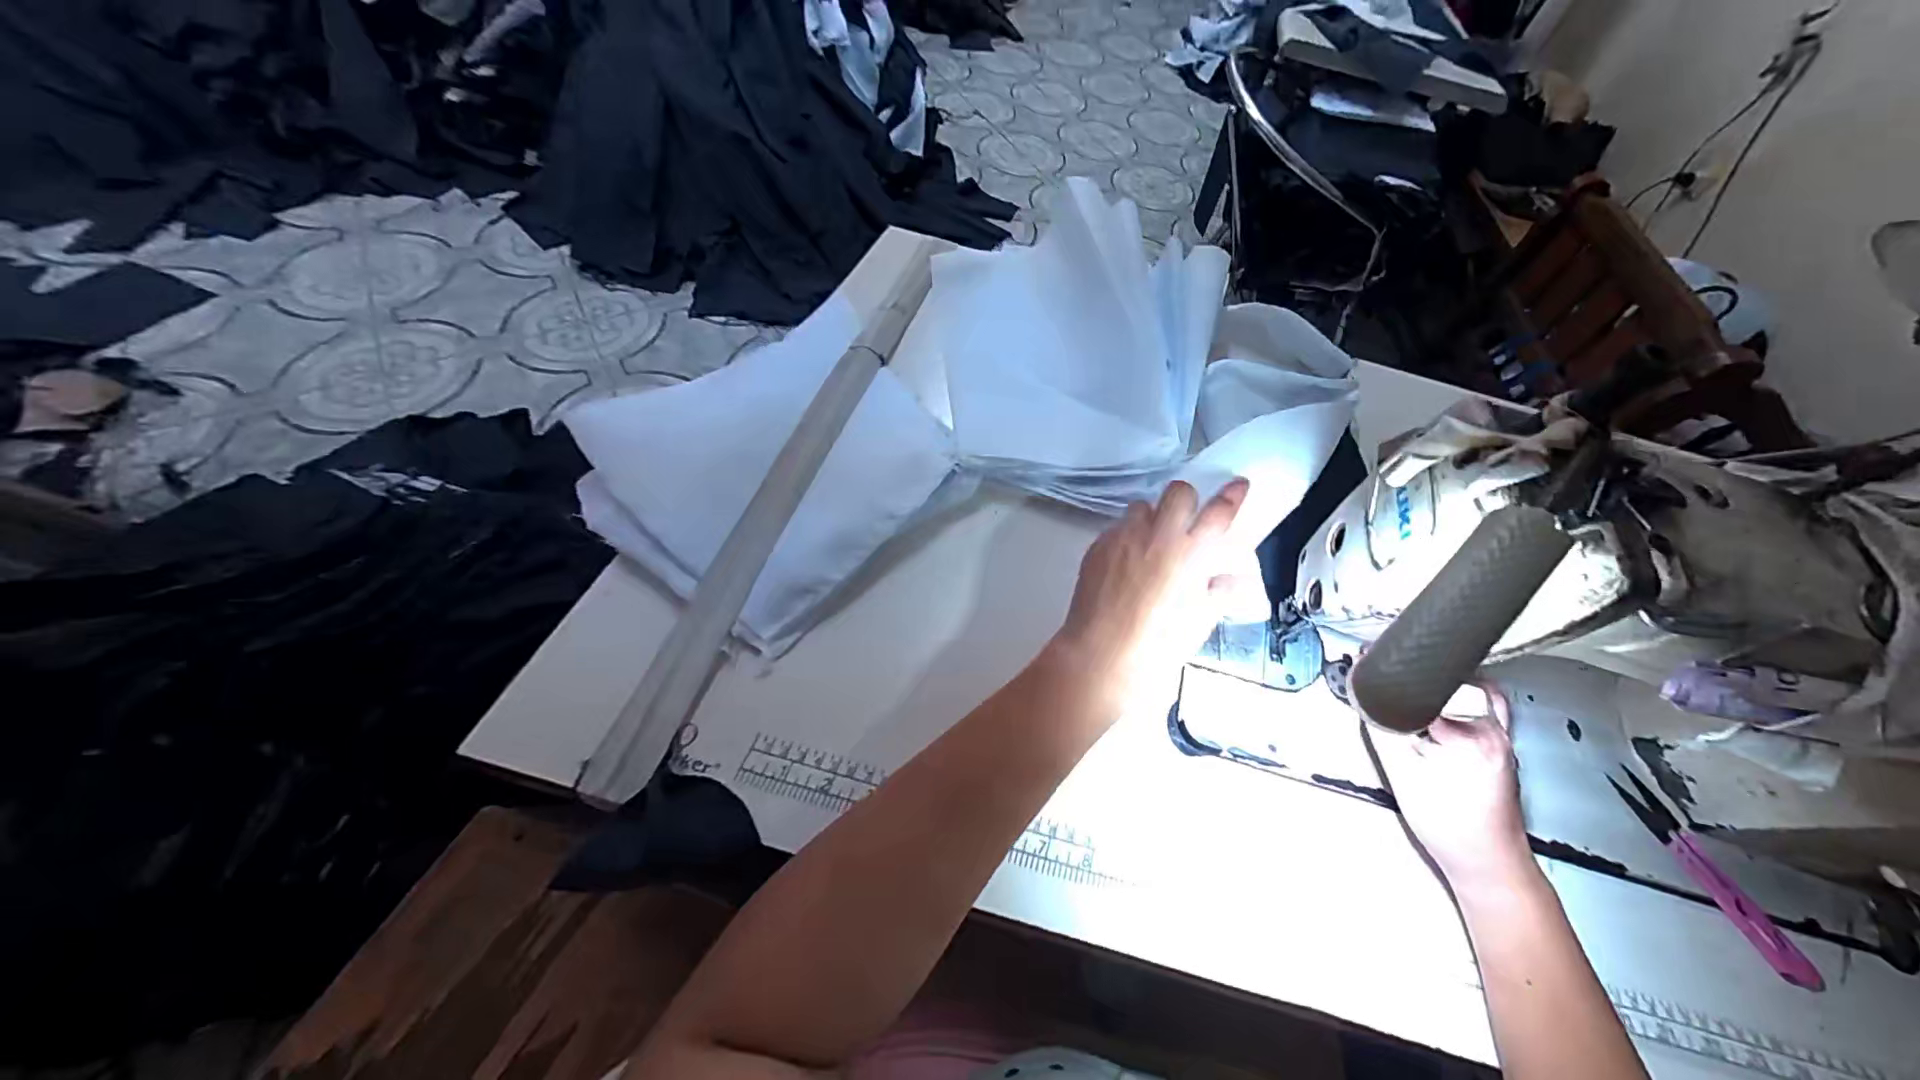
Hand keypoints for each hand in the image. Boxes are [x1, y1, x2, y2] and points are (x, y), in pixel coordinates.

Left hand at [1050, 478, 1249, 713]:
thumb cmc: (1158, 644)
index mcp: (1191, 553)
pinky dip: (1125, 538)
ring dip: (1150, 518)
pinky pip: (1116, 528)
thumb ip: (1219, 594)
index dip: (1232, 495)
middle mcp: (1158, 536)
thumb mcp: (1199, 622)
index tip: (1238, 485)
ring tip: (1149, 544)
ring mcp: (1124, 537)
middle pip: (1178, 492)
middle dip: (1185, 501)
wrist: (1102, 651)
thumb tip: (1234, 580)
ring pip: (1141, 506)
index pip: (1219, 512)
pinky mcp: (1097, 545)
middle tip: (1183, 522)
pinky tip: (1123, 565)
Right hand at [1371, 687, 1533, 890]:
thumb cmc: (1453, 830)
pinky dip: (1459, 698)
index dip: (1389, 678)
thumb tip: (1364, 698)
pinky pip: (1484, 705)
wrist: (1488, 863)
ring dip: (1434, 688)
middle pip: (1445, 683)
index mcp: (1472, 733)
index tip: (1368, 667)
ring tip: (1409, 703)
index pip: (1422, 687)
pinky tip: (1438, 710)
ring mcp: (1503, 737)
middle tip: (1382, 686)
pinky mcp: (1503, 746)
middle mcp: (1494, 729)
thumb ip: (1380, 728)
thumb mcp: (1401, 774)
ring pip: (1466, 688)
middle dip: (1409, 683)